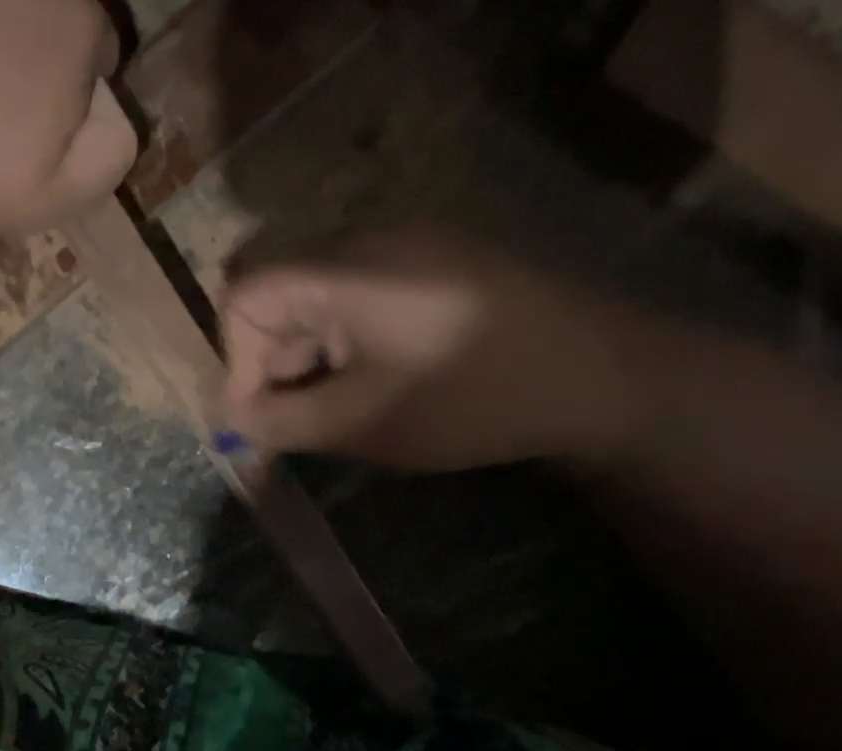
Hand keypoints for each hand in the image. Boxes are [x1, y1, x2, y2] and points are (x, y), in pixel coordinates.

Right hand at [218, 227, 643, 470]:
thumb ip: (282, 421)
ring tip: (344, 408)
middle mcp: (369, 237)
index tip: (258, 423)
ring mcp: (411, 241)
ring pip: (321, 295)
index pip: (245, 297)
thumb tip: (232, 421)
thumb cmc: (473, 399)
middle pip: (281, 292)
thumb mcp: (363, 422)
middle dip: (275, 363)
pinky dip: (348, 339)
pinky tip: (381, 380)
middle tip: (300, 423)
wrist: (608, 375)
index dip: (237, 363)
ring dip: (312, 355)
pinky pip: (363, 293)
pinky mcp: (441, 257)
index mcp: (344, 269)